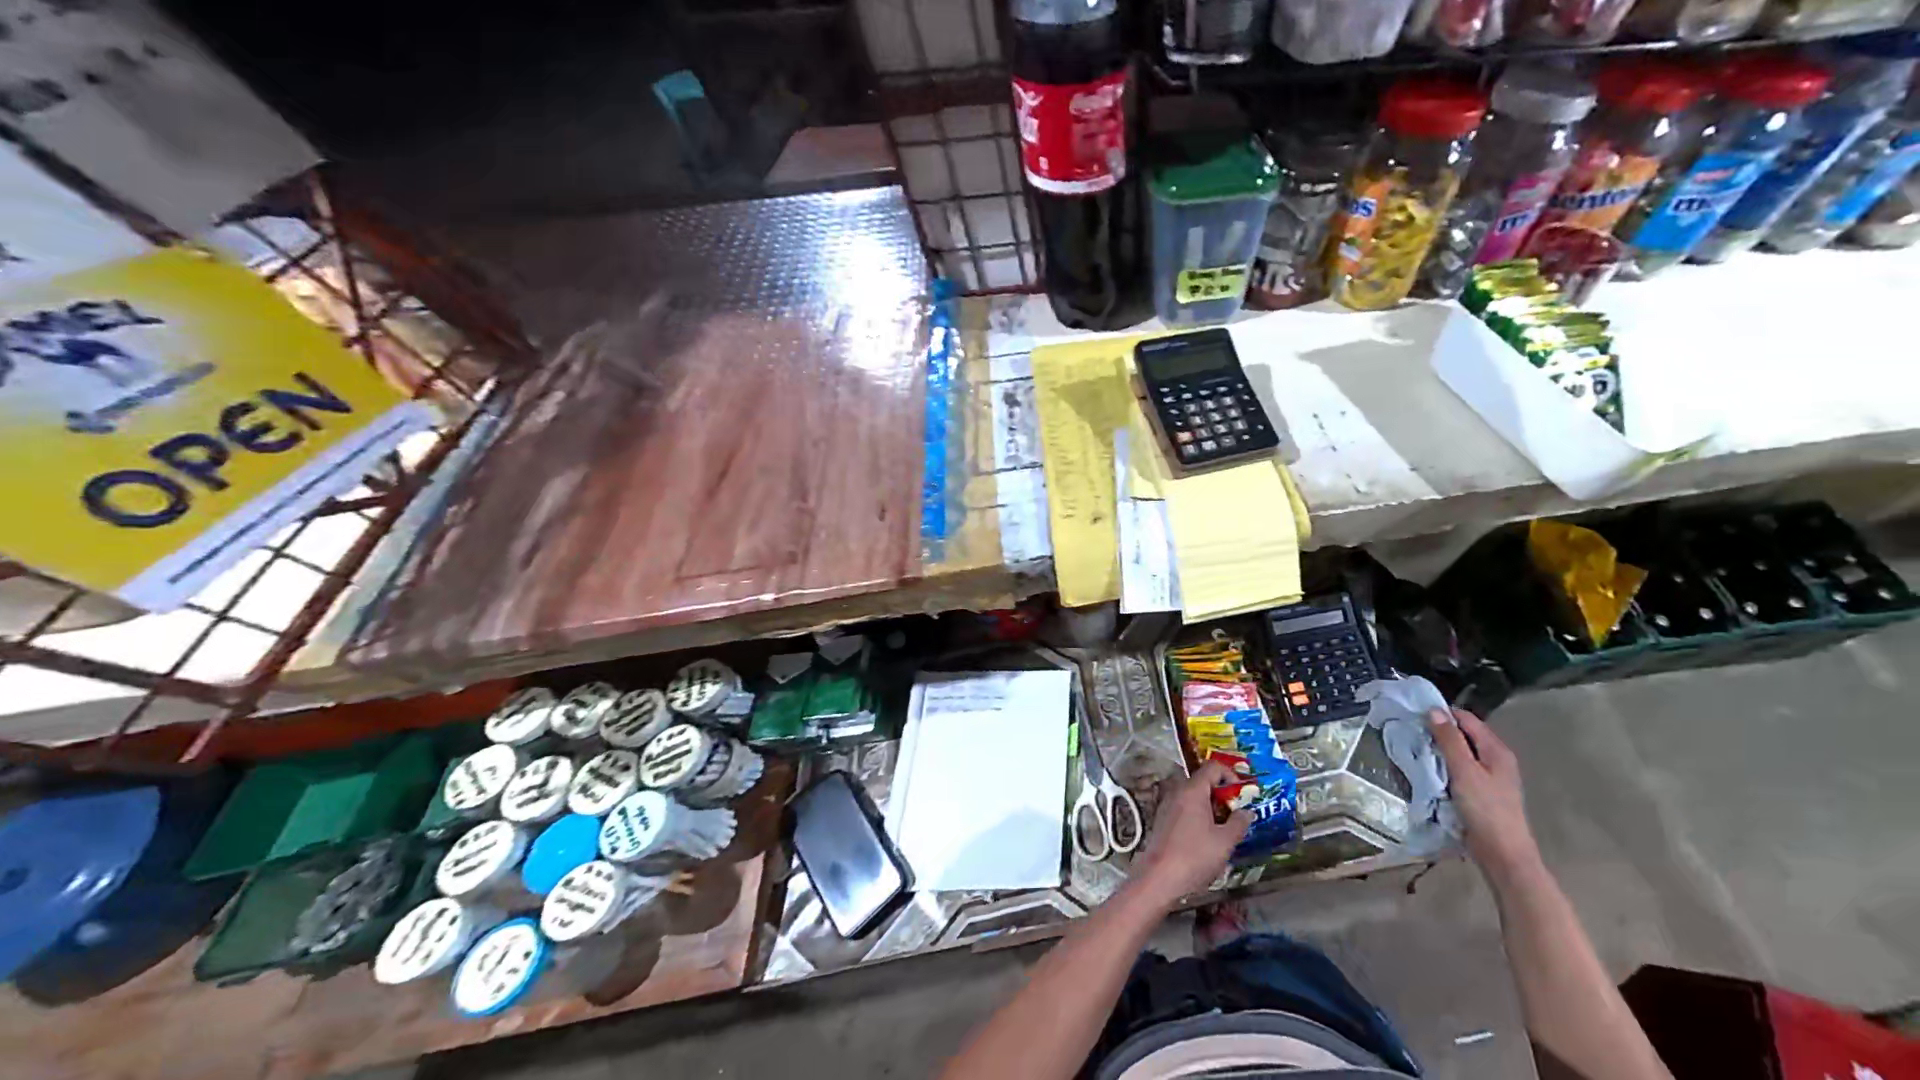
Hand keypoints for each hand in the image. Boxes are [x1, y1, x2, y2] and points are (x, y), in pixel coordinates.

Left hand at [1130, 761, 1250, 906]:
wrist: (1159, 877)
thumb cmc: (1195, 856)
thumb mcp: (1225, 841)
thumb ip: (1239, 822)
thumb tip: (1247, 811)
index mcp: (1192, 790)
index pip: (1213, 767)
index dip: (1231, 775)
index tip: (1243, 795)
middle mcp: (1177, 791)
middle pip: (1203, 781)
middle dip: (1223, 794)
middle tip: (1238, 813)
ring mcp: (1167, 805)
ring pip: (1194, 796)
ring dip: (1212, 806)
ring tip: (1226, 828)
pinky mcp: (1163, 819)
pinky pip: (1185, 808)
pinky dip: (1199, 815)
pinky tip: (1208, 837)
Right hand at [1429, 707, 1542, 882]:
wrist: (1502, 853)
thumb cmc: (1485, 809)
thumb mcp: (1464, 771)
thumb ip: (1449, 740)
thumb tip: (1434, 710)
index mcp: (1496, 750)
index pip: (1467, 719)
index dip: (1442, 714)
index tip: (1414, 715)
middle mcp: (1495, 759)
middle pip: (1464, 735)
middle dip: (1438, 732)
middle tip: (1411, 733)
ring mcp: (1489, 776)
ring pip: (1460, 753)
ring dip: (1439, 750)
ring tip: (1415, 750)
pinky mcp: (1480, 791)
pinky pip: (1458, 769)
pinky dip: (1443, 766)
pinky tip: (1428, 771)